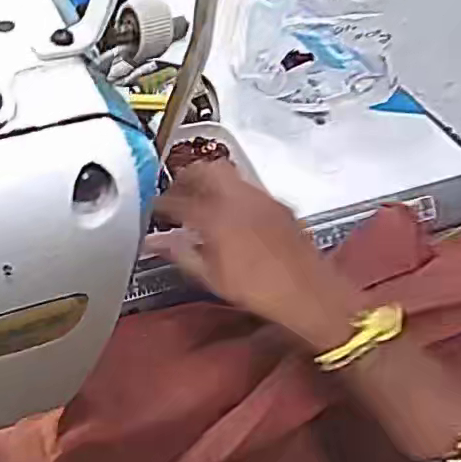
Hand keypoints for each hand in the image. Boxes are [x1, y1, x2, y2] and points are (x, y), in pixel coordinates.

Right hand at [147, 161, 364, 351]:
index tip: (152, 210)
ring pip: (227, 174)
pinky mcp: (277, 204)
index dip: (160, 204)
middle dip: (184, 178)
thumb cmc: (256, 289)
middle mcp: (237, 198)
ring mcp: (261, 197)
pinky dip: (229, 193)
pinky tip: (227, 215)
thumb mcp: (210, 276)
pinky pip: (246, 188)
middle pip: (204, 169)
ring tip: (199, 203)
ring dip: (208, 182)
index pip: (177, 200)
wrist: (308, 292)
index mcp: (215, 216)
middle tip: (175, 194)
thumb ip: (179, 252)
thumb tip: (154, 242)